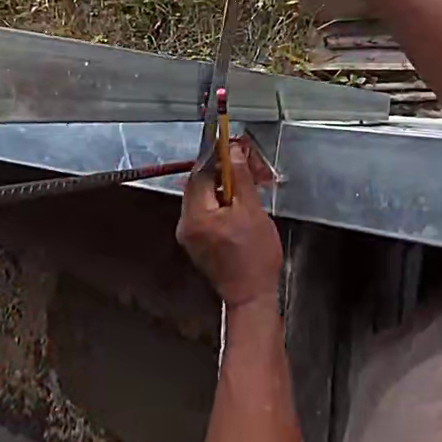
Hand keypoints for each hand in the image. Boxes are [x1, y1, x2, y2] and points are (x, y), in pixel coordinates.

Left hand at [176, 141, 282, 308]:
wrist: (251, 295)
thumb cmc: (254, 258)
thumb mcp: (252, 212)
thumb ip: (240, 179)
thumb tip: (233, 153)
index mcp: (196, 215)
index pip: (200, 173)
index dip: (218, 157)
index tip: (232, 146)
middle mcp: (186, 223)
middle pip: (200, 184)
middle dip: (224, 172)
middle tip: (248, 166)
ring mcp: (190, 233)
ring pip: (205, 197)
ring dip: (225, 186)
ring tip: (250, 185)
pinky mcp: (198, 240)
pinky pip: (206, 211)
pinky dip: (222, 202)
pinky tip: (242, 202)